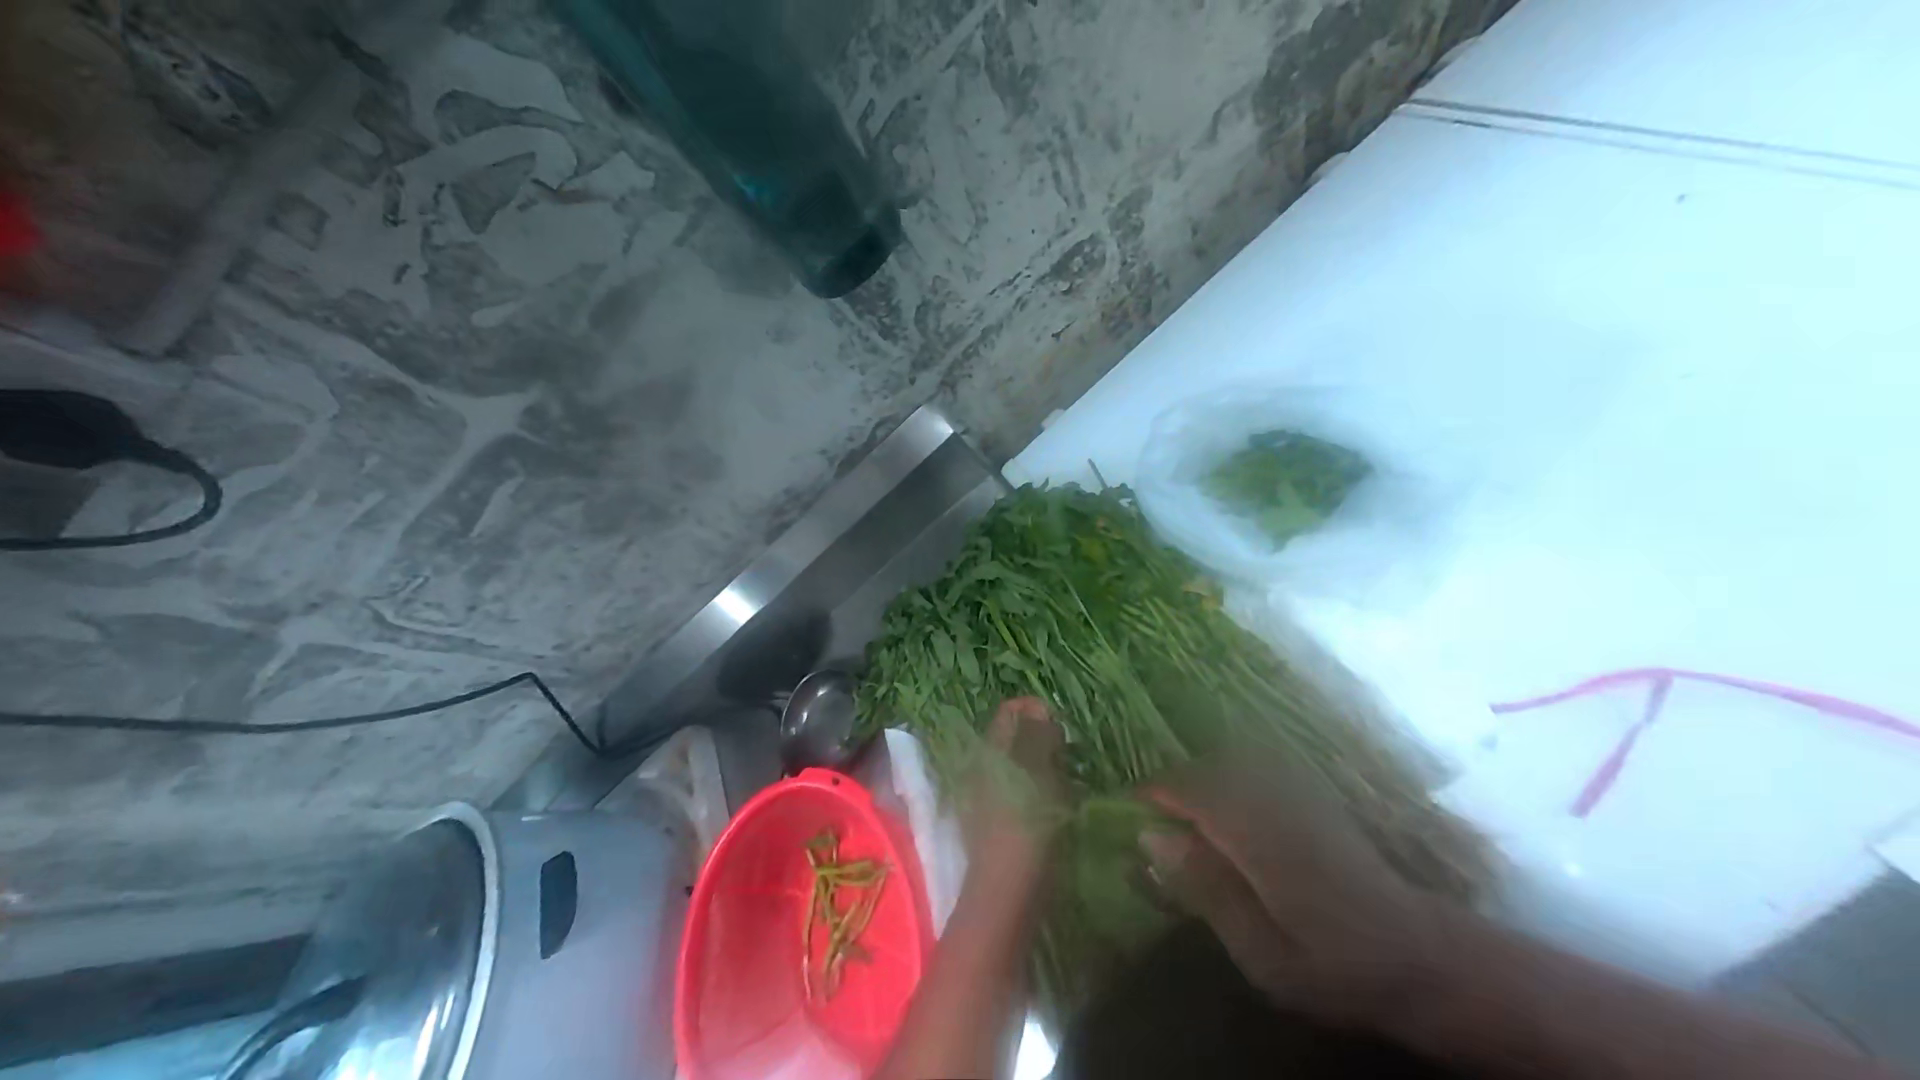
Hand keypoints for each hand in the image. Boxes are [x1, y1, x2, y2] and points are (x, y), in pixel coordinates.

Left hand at [963, 697, 1064, 888]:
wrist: (1008, 895)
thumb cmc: (1024, 828)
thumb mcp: (1036, 773)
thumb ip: (1037, 736)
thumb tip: (1039, 710)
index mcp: (988, 751)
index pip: (1009, 711)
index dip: (1036, 709)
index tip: (1063, 726)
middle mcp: (984, 768)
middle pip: (1016, 737)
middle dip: (1046, 737)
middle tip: (1073, 753)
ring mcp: (991, 795)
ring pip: (1024, 764)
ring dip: (1049, 764)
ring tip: (1075, 777)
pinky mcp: (1004, 821)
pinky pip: (1027, 790)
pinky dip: (1046, 788)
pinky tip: (1066, 802)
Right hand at [1140, 749, 1444, 1029]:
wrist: (1420, 956)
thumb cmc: (1335, 966)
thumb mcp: (1261, 952)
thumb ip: (1205, 889)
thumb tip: (1150, 837)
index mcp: (1260, 833)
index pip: (1187, 788)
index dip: (1148, 796)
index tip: (1120, 816)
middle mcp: (1275, 795)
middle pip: (1201, 767)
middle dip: (1168, 789)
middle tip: (1150, 827)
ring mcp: (1296, 785)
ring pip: (1224, 760)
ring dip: (1196, 783)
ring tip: (1183, 822)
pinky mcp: (1308, 787)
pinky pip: (1250, 764)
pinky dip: (1223, 778)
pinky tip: (1224, 813)